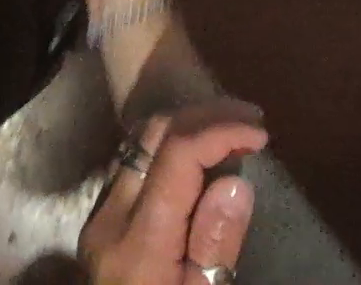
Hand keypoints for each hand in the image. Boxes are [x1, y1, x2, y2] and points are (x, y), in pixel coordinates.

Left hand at [79, 105, 265, 283]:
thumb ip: (216, 245)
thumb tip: (236, 179)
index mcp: (138, 242)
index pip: (176, 155)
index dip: (220, 131)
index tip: (261, 133)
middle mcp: (110, 216)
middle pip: (154, 135)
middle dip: (204, 116)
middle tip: (251, 117)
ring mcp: (100, 216)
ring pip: (139, 141)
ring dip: (185, 124)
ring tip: (230, 125)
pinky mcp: (101, 221)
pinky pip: (134, 161)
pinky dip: (168, 144)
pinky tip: (199, 152)